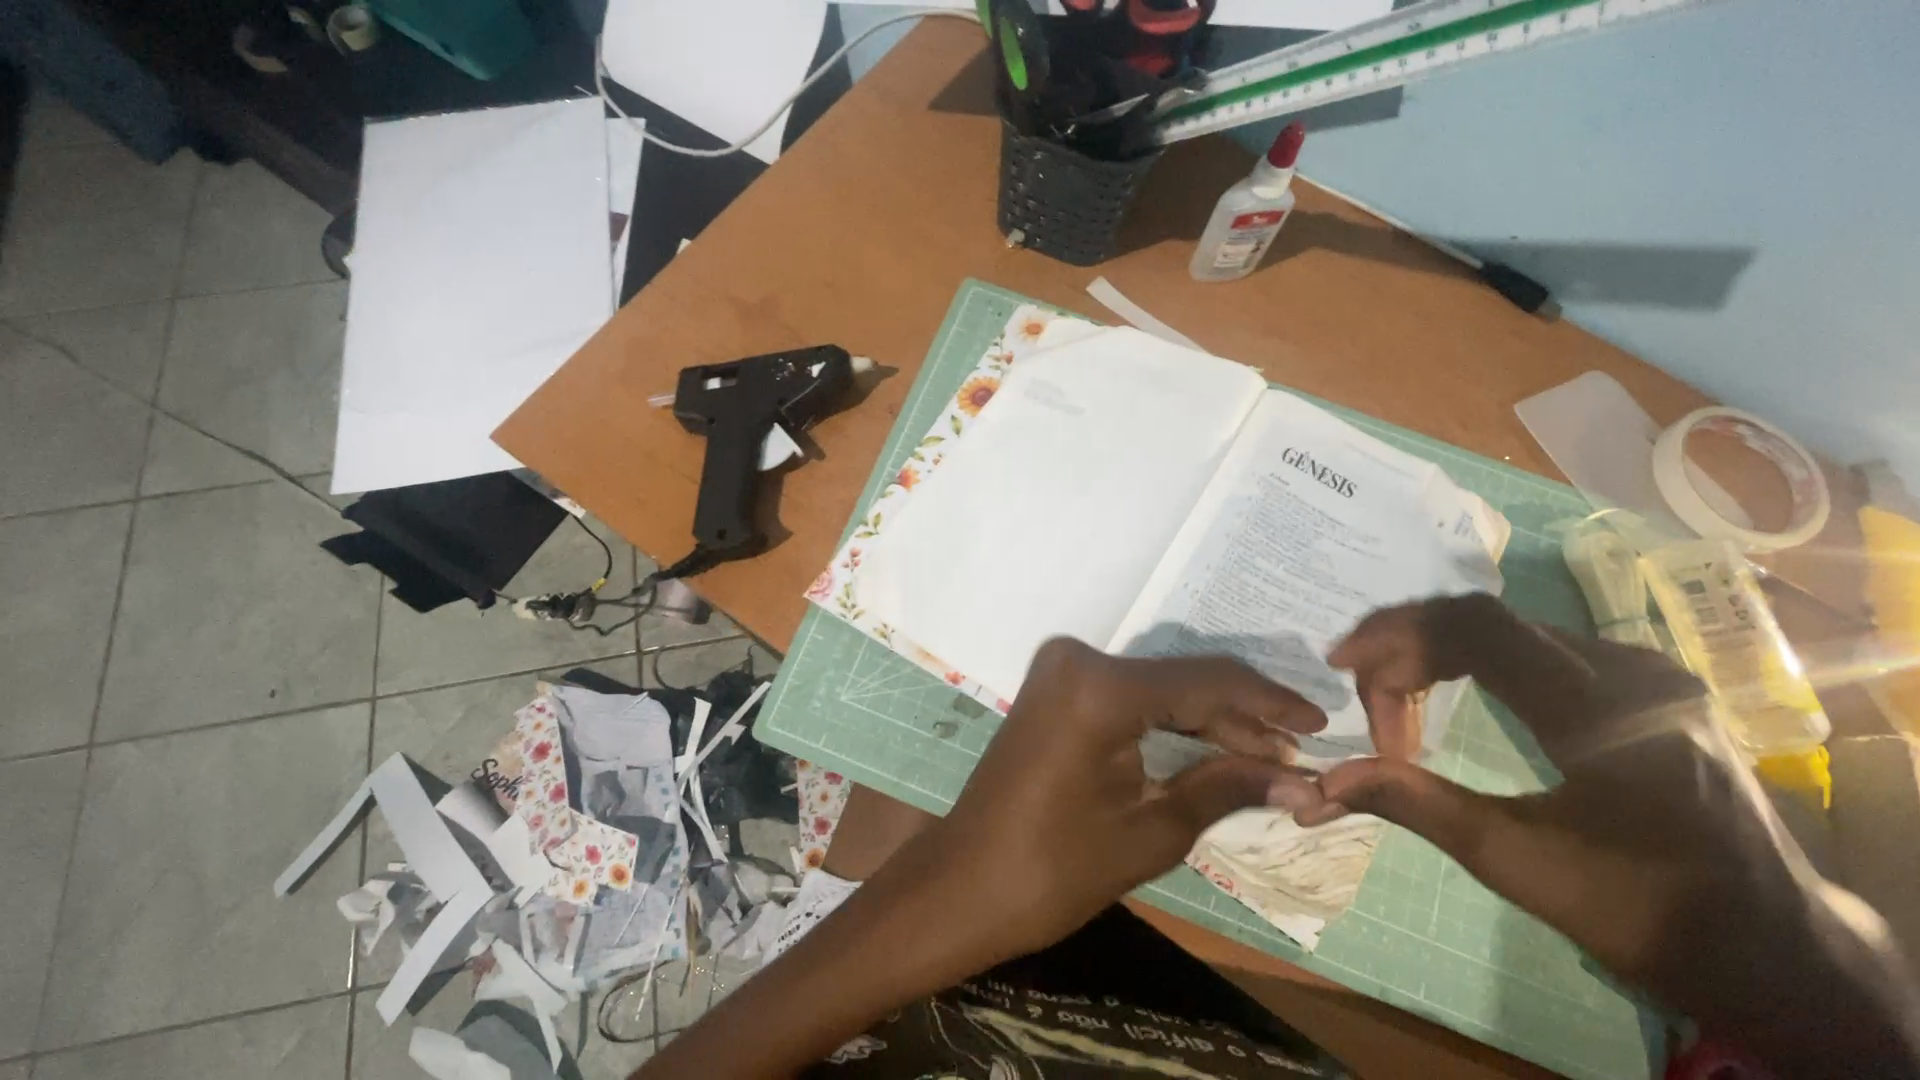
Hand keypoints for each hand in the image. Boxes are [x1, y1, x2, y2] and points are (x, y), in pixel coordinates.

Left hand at [867, 637, 1327, 969]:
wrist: (964, 886)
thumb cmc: (1053, 870)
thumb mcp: (1152, 831)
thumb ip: (1227, 787)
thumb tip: (1304, 780)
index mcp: (1101, 687)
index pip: (1207, 683)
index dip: (1269, 704)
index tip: (1320, 723)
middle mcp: (1079, 659)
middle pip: (1182, 681)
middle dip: (1242, 717)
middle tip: (1300, 750)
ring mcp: (1060, 670)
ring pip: (1158, 688)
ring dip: (1210, 720)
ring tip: (1270, 754)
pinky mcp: (1054, 689)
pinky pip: (1128, 697)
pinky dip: (1170, 722)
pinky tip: (1214, 745)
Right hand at [1277, 594, 1919, 1078]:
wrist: (1773, 949)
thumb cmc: (1641, 909)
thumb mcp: (1518, 863)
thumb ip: (1417, 805)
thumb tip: (1326, 782)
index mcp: (1602, 708)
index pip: (1477, 626)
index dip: (1397, 632)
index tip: (1342, 664)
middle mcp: (1630, 669)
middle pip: (1488, 623)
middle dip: (1409, 652)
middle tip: (1364, 700)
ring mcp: (1647, 673)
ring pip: (1512, 633)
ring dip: (1440, 657)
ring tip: (1396, 705)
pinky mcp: (1649, 687)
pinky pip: (1541, 650)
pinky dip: (1479, 664)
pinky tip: (1452, 695)